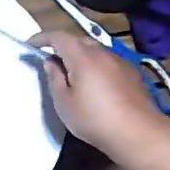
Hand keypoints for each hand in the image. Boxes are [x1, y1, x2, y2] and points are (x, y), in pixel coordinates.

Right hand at [30, 30, 169, 155]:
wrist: (138, 133)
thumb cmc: (94, 119)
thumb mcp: (64, 103)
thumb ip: (54, 78)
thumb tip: (50, 61)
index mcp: (83, 56)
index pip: (59, 36)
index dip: (42, 38)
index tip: (30, 45)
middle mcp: (103, 52)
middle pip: (79, 40)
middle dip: (62, 46)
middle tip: (51, 60)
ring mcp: (120, 61)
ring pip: (95, 50)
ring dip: (81, 56)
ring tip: (73, 73)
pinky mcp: (132, 73)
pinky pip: (108, 61)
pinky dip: (96, 65)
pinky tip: (96, 84)